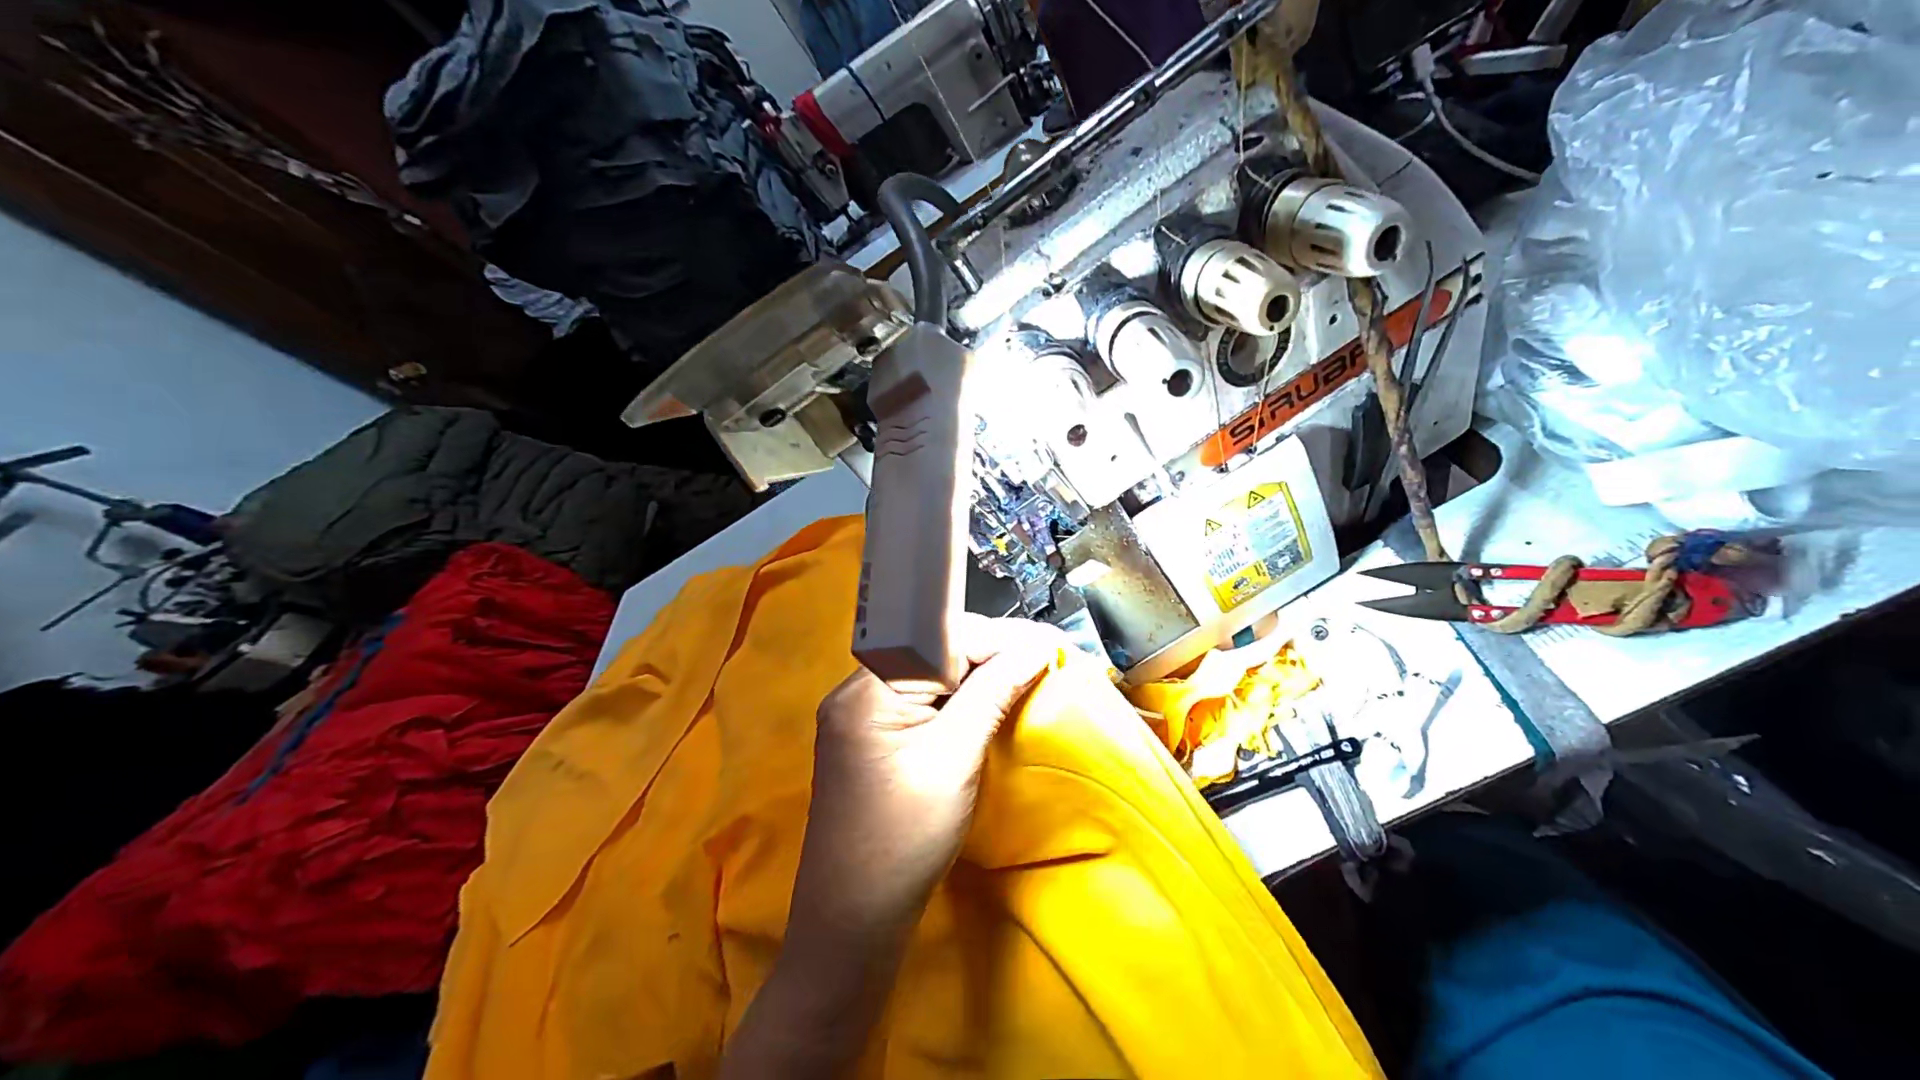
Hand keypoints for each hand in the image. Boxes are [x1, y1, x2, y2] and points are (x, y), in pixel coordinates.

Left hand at [721, 616, 1063, 1079]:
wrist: (852, 919)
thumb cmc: (905, 838)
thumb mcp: (955, 757)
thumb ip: (993, 692)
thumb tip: (1035, 646)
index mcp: (867, 688)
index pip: (940, 637)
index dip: (997, 637)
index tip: (1047, 643)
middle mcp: (855, 691)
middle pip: (931, 651)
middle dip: (988, 654)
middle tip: (1042, 660)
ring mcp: (857, 717)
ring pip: (927, 677)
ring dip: (975, 677)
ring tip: (1024, 678)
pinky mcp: (868, 741)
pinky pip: (917, 703)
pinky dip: (955, 702)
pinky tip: (985, 707)